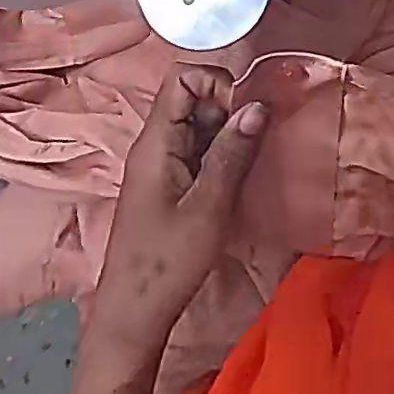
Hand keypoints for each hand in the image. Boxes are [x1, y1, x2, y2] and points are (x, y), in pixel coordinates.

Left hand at [87, 63, 267, 363]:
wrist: (134, 315)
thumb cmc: (168, 261)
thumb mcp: (209, 206)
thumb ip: (233, 152)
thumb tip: (259, 104)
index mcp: (157, 140)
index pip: (183, 78)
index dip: (217, 84)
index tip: (245, 114)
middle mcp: (157, 143)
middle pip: (194, 97)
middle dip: (230, 109)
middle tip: (256, 142)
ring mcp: (164, 162)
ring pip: (200, 124)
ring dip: (230, 133)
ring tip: (253, 159)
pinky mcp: (172, 182)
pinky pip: (200, 148)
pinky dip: (223, 153)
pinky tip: (240, 175)